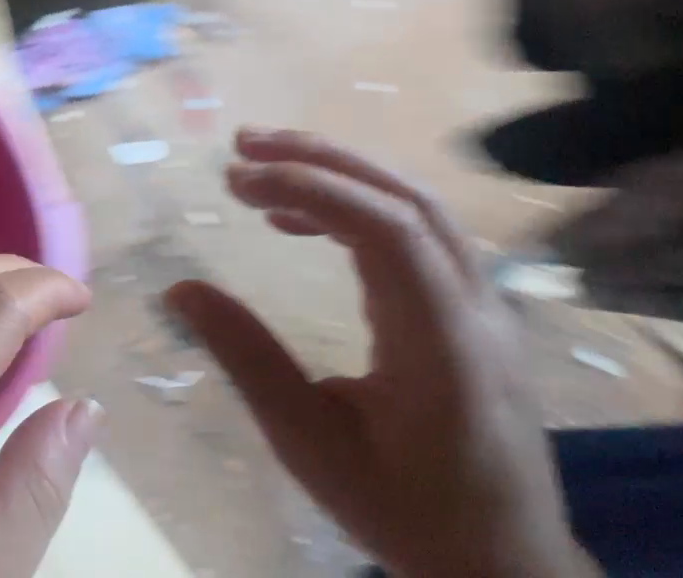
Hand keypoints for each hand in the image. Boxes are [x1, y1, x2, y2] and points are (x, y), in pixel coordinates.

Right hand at [167, 128, 597, 577]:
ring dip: (339, 174)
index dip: (310, 189)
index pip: (390, 231)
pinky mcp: (470, 313)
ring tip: (259, 168)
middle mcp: (476, 311)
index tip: (233, 182)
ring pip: (419, 209)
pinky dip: (354, 208)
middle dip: (322, 160)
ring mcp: (483, 309)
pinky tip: (297, 224)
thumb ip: (247, 359)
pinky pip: (418, 235)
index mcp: (443, 343)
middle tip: (240, 146)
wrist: (502, 562)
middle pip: (410, 201)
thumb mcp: (309, 443)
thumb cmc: (402, 506)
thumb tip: (179, 289)